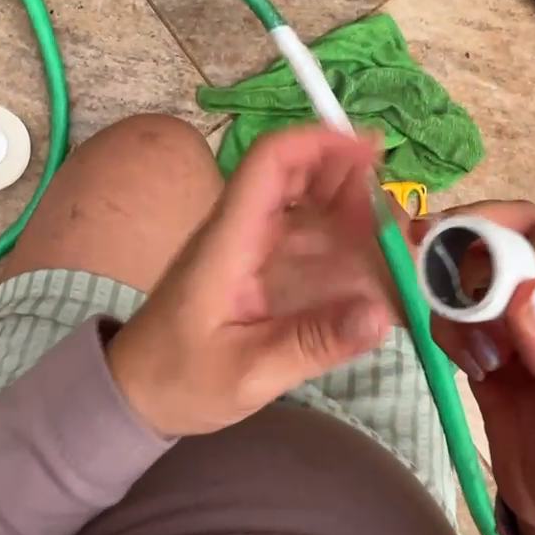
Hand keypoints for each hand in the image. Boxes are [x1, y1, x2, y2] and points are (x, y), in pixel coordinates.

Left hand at [106, 125, 394, 438]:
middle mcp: (242, 231)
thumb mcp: (249, 372)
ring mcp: (251, 248)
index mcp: (231, 238)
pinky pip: (305, 240)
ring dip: (350, 207)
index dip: (318, 142)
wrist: (138, 393)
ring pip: (305, 204)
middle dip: (347, 175)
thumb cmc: (181, 379)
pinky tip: (373, 265)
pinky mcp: (258, 269)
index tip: (371, 150)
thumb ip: (313, 343)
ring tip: (395, 235)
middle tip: (397, 206)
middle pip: (294, 175)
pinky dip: (341, 242)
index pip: (269, 163)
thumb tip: (381, 313)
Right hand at [424, 202, 534, 534]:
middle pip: (518, 234)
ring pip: (476, 269)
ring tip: (474, 352)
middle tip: (430, 245)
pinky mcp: (489, 349)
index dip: (530, 254)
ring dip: (457, 293)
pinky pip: (455, 314)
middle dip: (475, 239)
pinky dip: (448, 327)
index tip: (495, 289)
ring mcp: (525, 323)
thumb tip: (524, 291)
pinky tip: (471, 367)